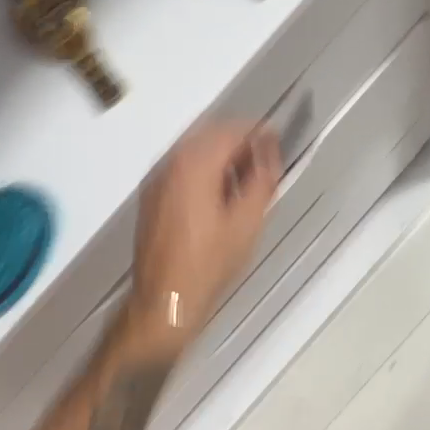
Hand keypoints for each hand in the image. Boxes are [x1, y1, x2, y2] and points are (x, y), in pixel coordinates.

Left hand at [130, 121, 279, 341]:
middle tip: (265, 166)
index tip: (278, 143)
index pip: (231, 129)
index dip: (258, 133)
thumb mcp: (246, 222)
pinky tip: (219, 201)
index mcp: (194, 164)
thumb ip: (262, 178)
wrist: (165, 300)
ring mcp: (156, 181)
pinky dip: (203, 175)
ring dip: (221, 160)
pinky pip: (181, 172)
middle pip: (210, 136)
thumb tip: (270, 149)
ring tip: (246, 186)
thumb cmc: (208, 265)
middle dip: (239, 146)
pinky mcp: (151, 200)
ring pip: (194, 154)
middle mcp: (169, 164)